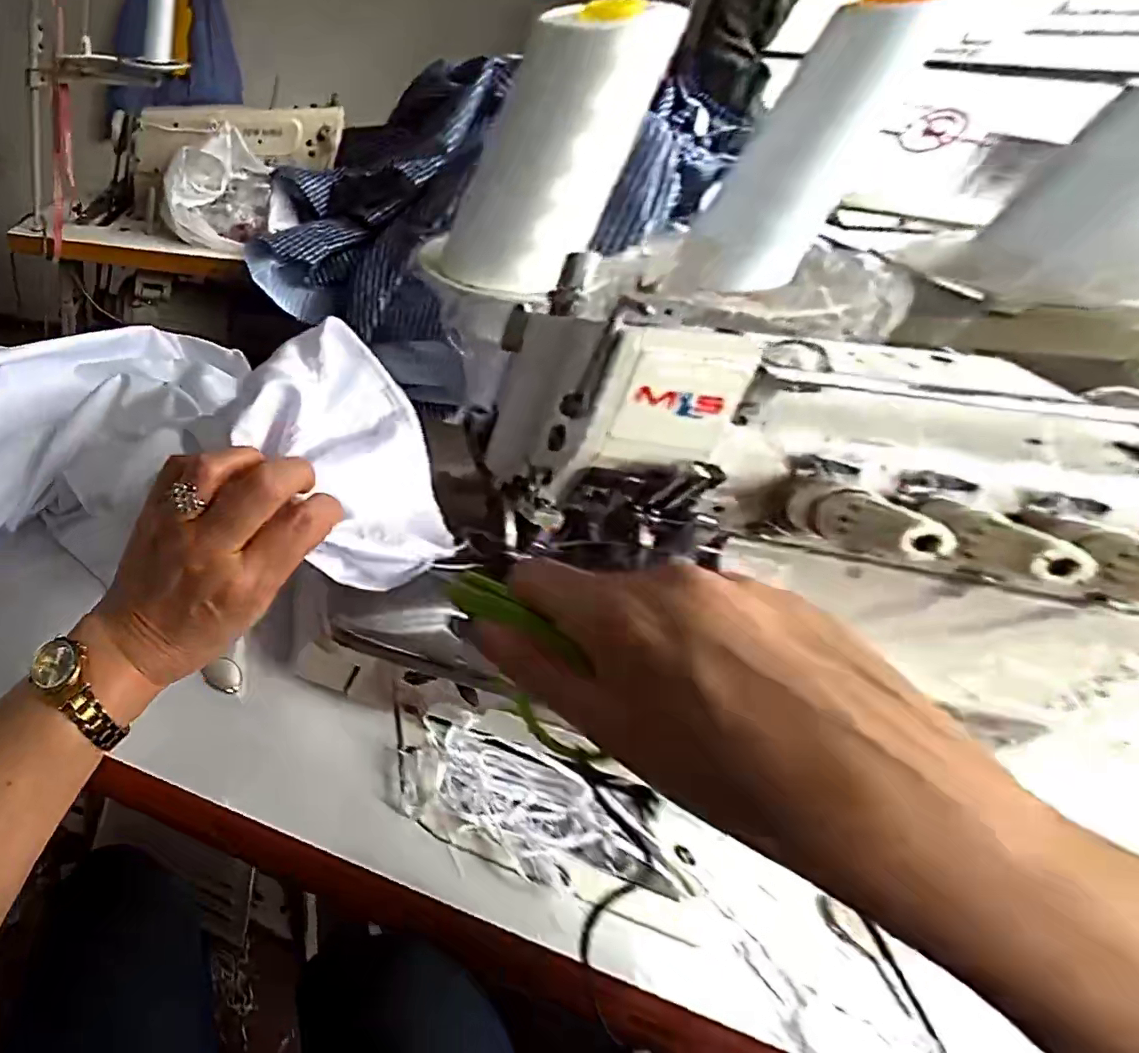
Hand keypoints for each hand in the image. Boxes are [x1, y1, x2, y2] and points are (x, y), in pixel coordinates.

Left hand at [78, 449, 341, 703]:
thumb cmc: (203, 632)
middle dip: (294, 471)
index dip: (323, 505)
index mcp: (243, 583)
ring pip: (217, 464)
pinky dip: (210, 461)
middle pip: (262, 484)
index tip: (324, 505)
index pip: (297, 525)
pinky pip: (181, 464)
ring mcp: (174, 523)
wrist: (136, 637)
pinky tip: (220, 476)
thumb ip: (281, 557)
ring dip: (250, 459)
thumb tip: (303, 509)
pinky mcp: (151, 508)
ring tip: (258, 472)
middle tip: (299, 480)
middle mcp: (209, 548)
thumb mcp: (255, 606)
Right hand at [470, 560, 1036, 879]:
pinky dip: (712, 639)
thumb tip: (484, 626)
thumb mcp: (608, 728)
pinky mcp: (793, 600)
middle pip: (598, 590)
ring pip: (661, 600)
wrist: (900, 809)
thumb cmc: (726, 776)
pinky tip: (754, 695)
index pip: (531, 575)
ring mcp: (737, 585)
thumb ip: (532, 667)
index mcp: (616, 608)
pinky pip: (720, 608)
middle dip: (594, 631)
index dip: (520, 609)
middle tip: (627, 695)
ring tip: (701, 702)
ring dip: (656, 636)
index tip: (535, 646)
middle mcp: (671, 579)